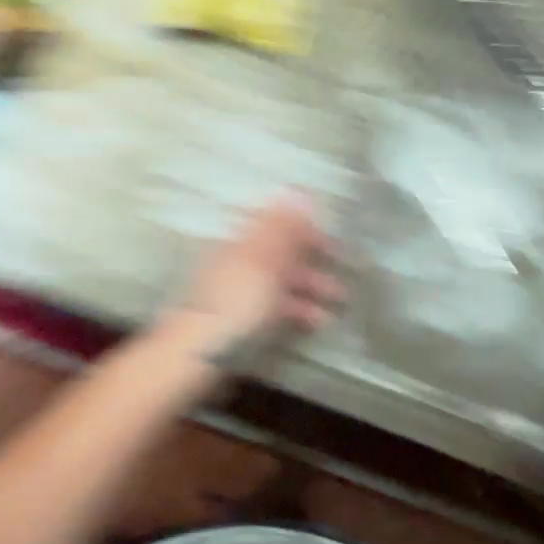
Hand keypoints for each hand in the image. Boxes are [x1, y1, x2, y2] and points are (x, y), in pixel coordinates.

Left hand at [161, 189, 345, 361]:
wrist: (200, 353)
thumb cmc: (236, 303)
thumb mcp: (263, 262)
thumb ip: (281, 229)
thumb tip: (296, 190)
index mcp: (241, 239)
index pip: (272, 219)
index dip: (301, 224)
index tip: (329, 233)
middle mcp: (238, 258)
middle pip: (278, 249)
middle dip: (311, 257)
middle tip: (343, 266)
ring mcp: (238, 288)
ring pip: (278, 278)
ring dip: (309, 285)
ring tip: (338, 301)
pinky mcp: (240, 317)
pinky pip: (273, 304)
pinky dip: (296, 308)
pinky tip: (316, 321)